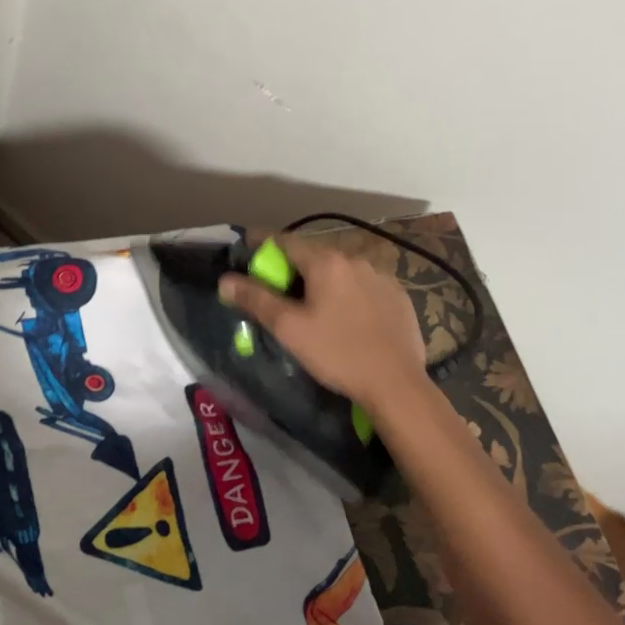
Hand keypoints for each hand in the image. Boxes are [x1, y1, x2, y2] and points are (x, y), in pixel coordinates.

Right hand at [218, 238, 428, 406]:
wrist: (396, 383)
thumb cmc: (336, 353)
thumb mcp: (289, 328)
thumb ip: (256, 299)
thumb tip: (225, 280)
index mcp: (326, 262)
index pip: (286, 240)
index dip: (263, 243)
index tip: (248, 246)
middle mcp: (355, 260)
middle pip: (315, 255)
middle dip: (294, 266)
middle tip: (279, 286)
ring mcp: (382, 276)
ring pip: (342, 270)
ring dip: (324, 279)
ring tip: (315, 304)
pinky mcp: (399, 296)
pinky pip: (365, 285)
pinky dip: (349, 293)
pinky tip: (348, 316)